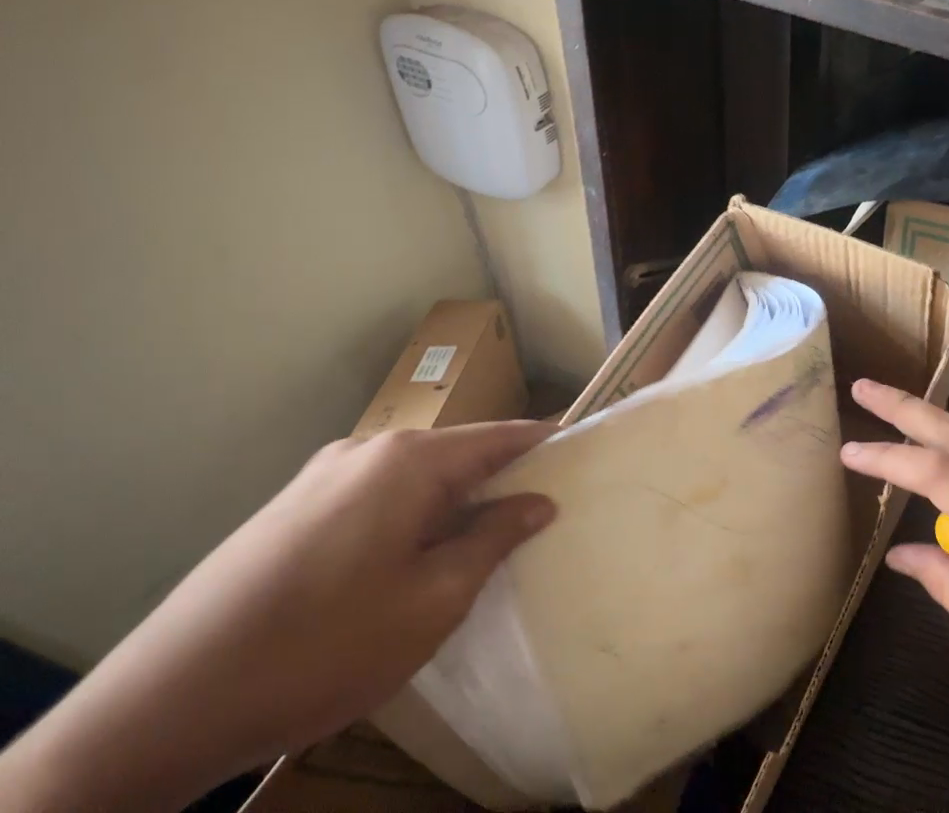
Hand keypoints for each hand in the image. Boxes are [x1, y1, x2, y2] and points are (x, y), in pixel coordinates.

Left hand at [0, 421, 556, 812]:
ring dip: (454, 507)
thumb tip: (537, 500)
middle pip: (457, 454)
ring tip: (484, 550)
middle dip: (501, 482)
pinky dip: (410, 521)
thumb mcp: (434, 599)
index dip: (548, 446)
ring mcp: (317, 481)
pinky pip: (375, 500)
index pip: (502, 436)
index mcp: (406, 461)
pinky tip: (413, 567)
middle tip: (542, 520)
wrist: (165, 706)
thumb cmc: (325, 646)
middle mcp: (363, 454)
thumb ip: (493, 540)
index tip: (589, 460)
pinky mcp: (287, 513)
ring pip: (414, 481)